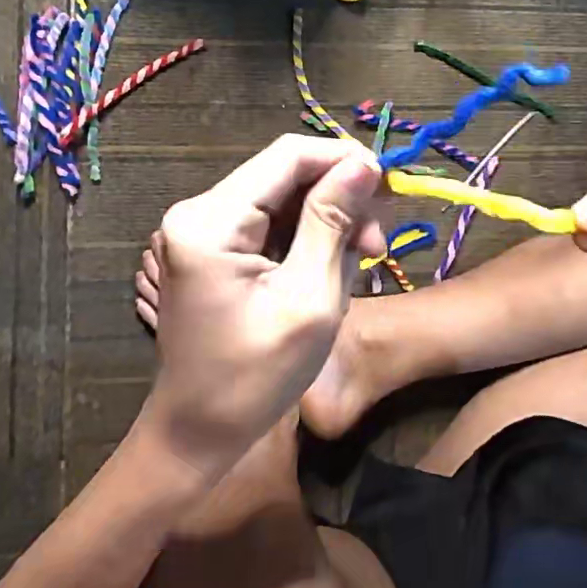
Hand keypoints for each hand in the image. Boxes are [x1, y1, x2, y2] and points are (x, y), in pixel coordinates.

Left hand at [140, 136, 386, 474]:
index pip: (287, 155)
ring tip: (360, 261)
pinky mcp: (212, 246)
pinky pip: (269, 223)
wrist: (197, 432)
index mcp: (210, 220)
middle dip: (338, 198)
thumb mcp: (309, 298)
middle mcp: (198, 211)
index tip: (389, 185)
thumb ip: (333, 222)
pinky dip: (305, 238)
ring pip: (282, 198)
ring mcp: (202, 228)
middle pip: (285, 175)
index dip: (342, 159)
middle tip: (377, 243)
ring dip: (327, 222)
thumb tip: (364, 163)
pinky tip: (329, 268)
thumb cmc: (255, 378)